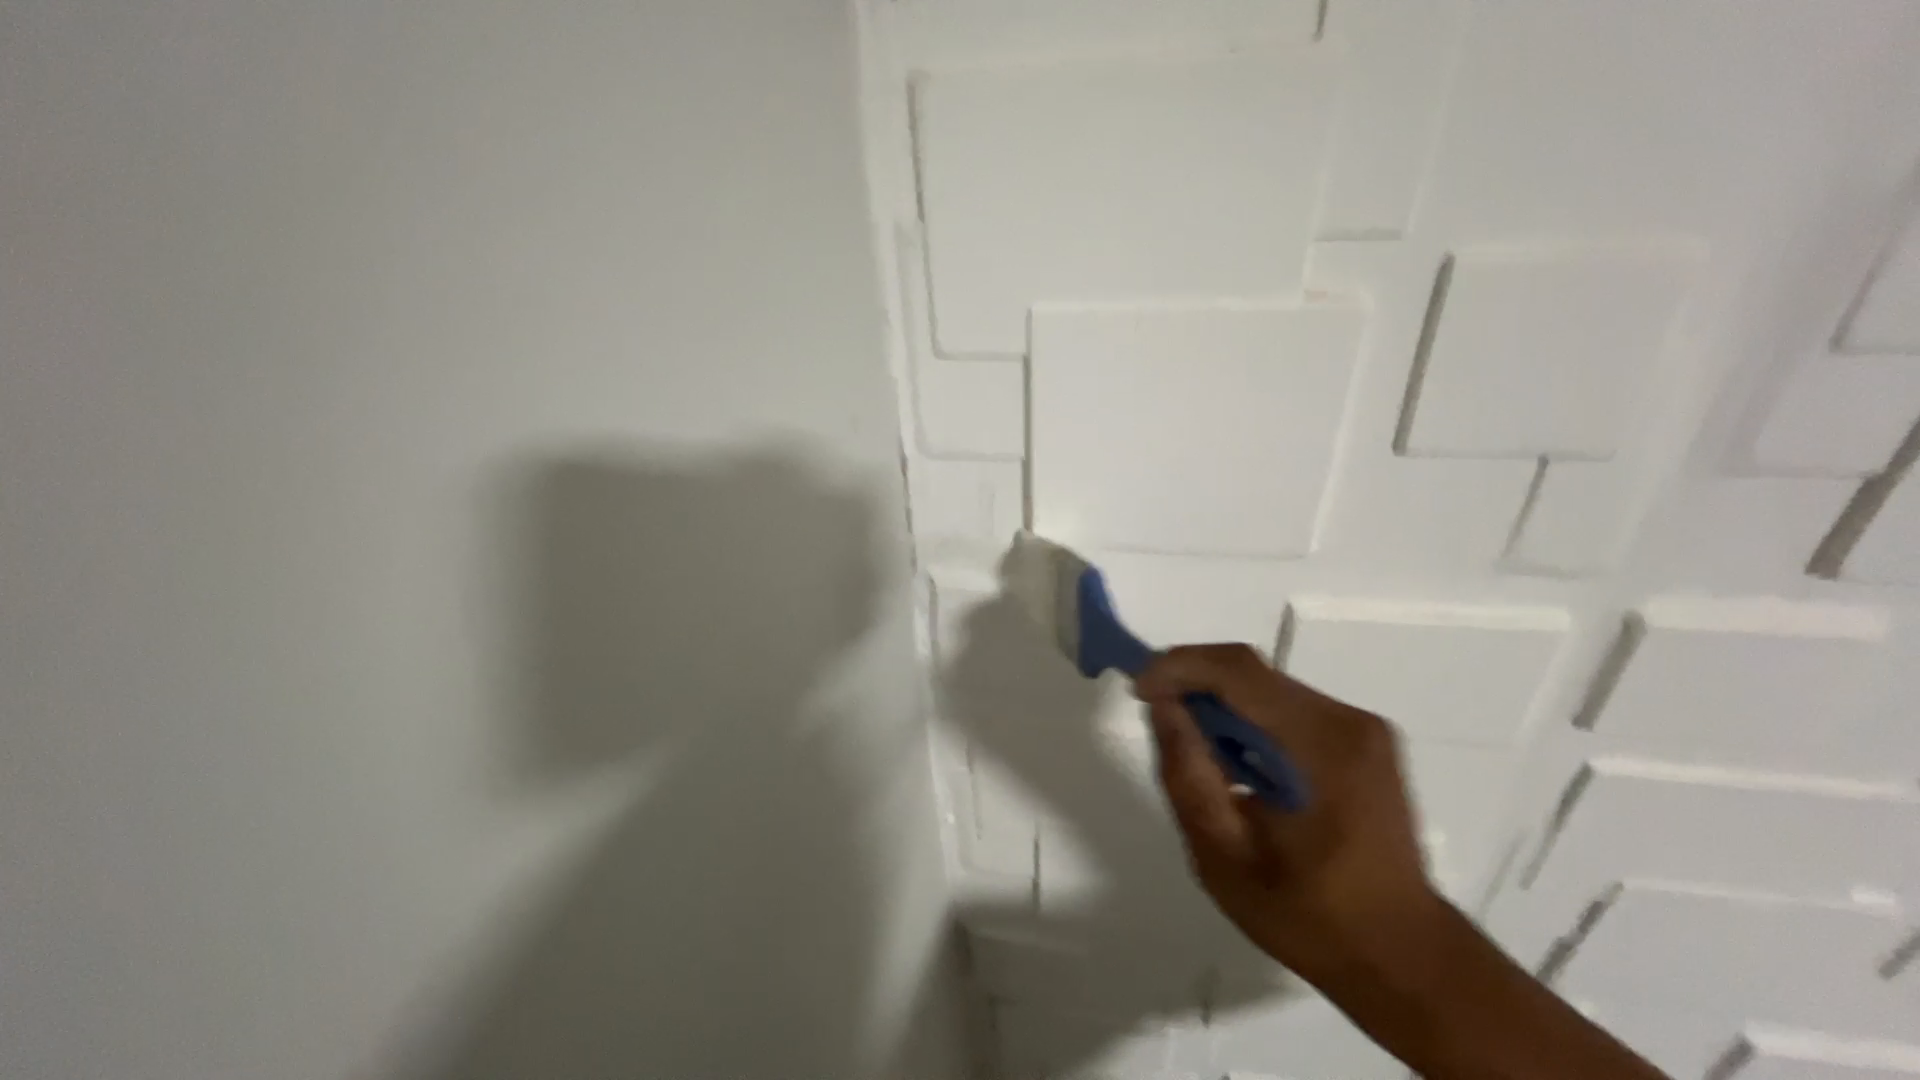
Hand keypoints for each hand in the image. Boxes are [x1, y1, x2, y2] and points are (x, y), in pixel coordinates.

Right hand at [1134, 644, 1443, 981]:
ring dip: (1222, 708)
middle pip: (1254, 676)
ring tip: (1198, 758)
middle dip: (1195, 686)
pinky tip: (1238, 768)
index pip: (1239, 670)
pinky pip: (1290, 712)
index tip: (1138, 692)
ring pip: (1269, 691)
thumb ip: (1188, 775)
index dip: (1179, 666)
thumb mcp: (1224, 856)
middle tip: (1160, 724)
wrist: (1401, 954)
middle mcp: (1349, 721)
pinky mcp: (1364, 743)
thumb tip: (1162, 706)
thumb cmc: (1309, 916)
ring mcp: (1363, 730)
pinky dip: (1251, 725)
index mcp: (1321, 745)